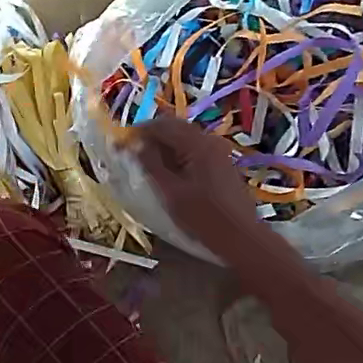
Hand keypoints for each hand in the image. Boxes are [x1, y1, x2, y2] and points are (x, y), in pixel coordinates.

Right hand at [132, 115, 268, 259]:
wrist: (241, 237)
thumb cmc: (203, 217)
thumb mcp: (170, 192)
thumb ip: (150, 165)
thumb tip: (134, 146)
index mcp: (197, 144)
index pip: (162, 125)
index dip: (139, 132)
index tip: (121, 145)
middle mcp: (210, 140)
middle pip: (175, 127)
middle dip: (152, 137)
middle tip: (133, 154)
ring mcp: (219, 151)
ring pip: (185, 138)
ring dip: (165, 146)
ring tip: (148, 165)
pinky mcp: (222, 163)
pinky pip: (195, 149)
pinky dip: (178, 155)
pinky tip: (170, 173)